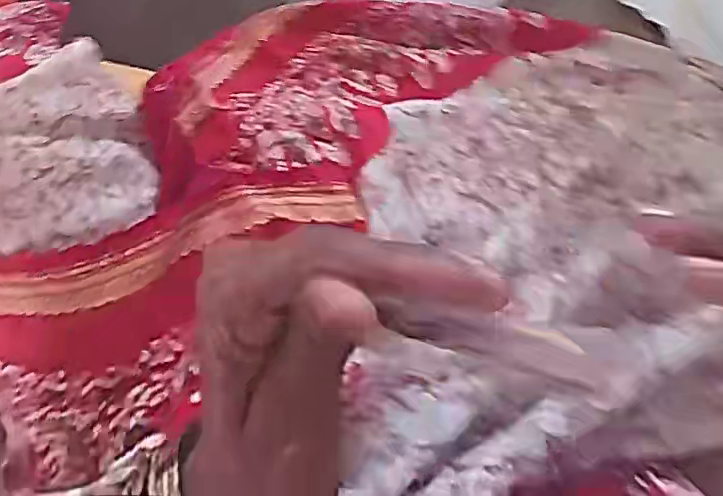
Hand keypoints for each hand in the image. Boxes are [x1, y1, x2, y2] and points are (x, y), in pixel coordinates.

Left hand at [184, 226, 508, 495]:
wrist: (235, 472)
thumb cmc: (259, 464)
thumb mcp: (287, 426)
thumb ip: (311, 352)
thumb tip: (354, 294)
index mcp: (232, 290)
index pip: (318, 259)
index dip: (396, 266)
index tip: (470, 287)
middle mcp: (243, 259)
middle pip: (337, 250)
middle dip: (412, 270)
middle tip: (489, 290)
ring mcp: (263, 261)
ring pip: (347, 255)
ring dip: (410, 276)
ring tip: (475, 292)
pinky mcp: (285, 274)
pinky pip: (345, 270)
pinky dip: (392, 287)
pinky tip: (434, 299)